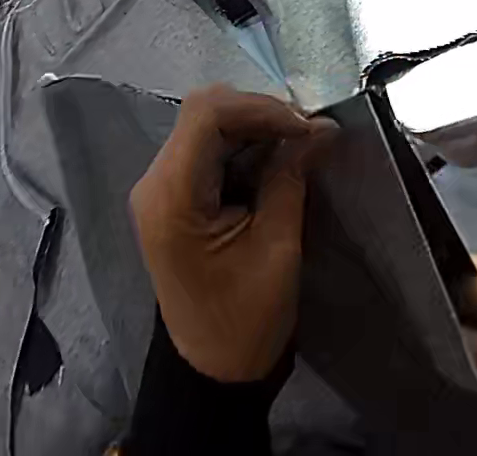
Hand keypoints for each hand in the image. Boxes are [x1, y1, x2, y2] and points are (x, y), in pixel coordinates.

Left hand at [130, 84, 336, 381]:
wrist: (212, 369)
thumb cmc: (244, 320)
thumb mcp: (277, 248)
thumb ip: (290, 177)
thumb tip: (321, 127)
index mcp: (171, 195)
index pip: (206, 115)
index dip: (258, 108)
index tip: (304, 126)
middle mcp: (155, 179)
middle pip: (203, 112)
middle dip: (257, 112)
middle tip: (304, 131)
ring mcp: (160, 183)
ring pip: (205, 122)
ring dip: (252, 123)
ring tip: (295, 139)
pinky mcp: (172, 190)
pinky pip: (205, 144)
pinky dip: (241, 140)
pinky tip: (272, 153)